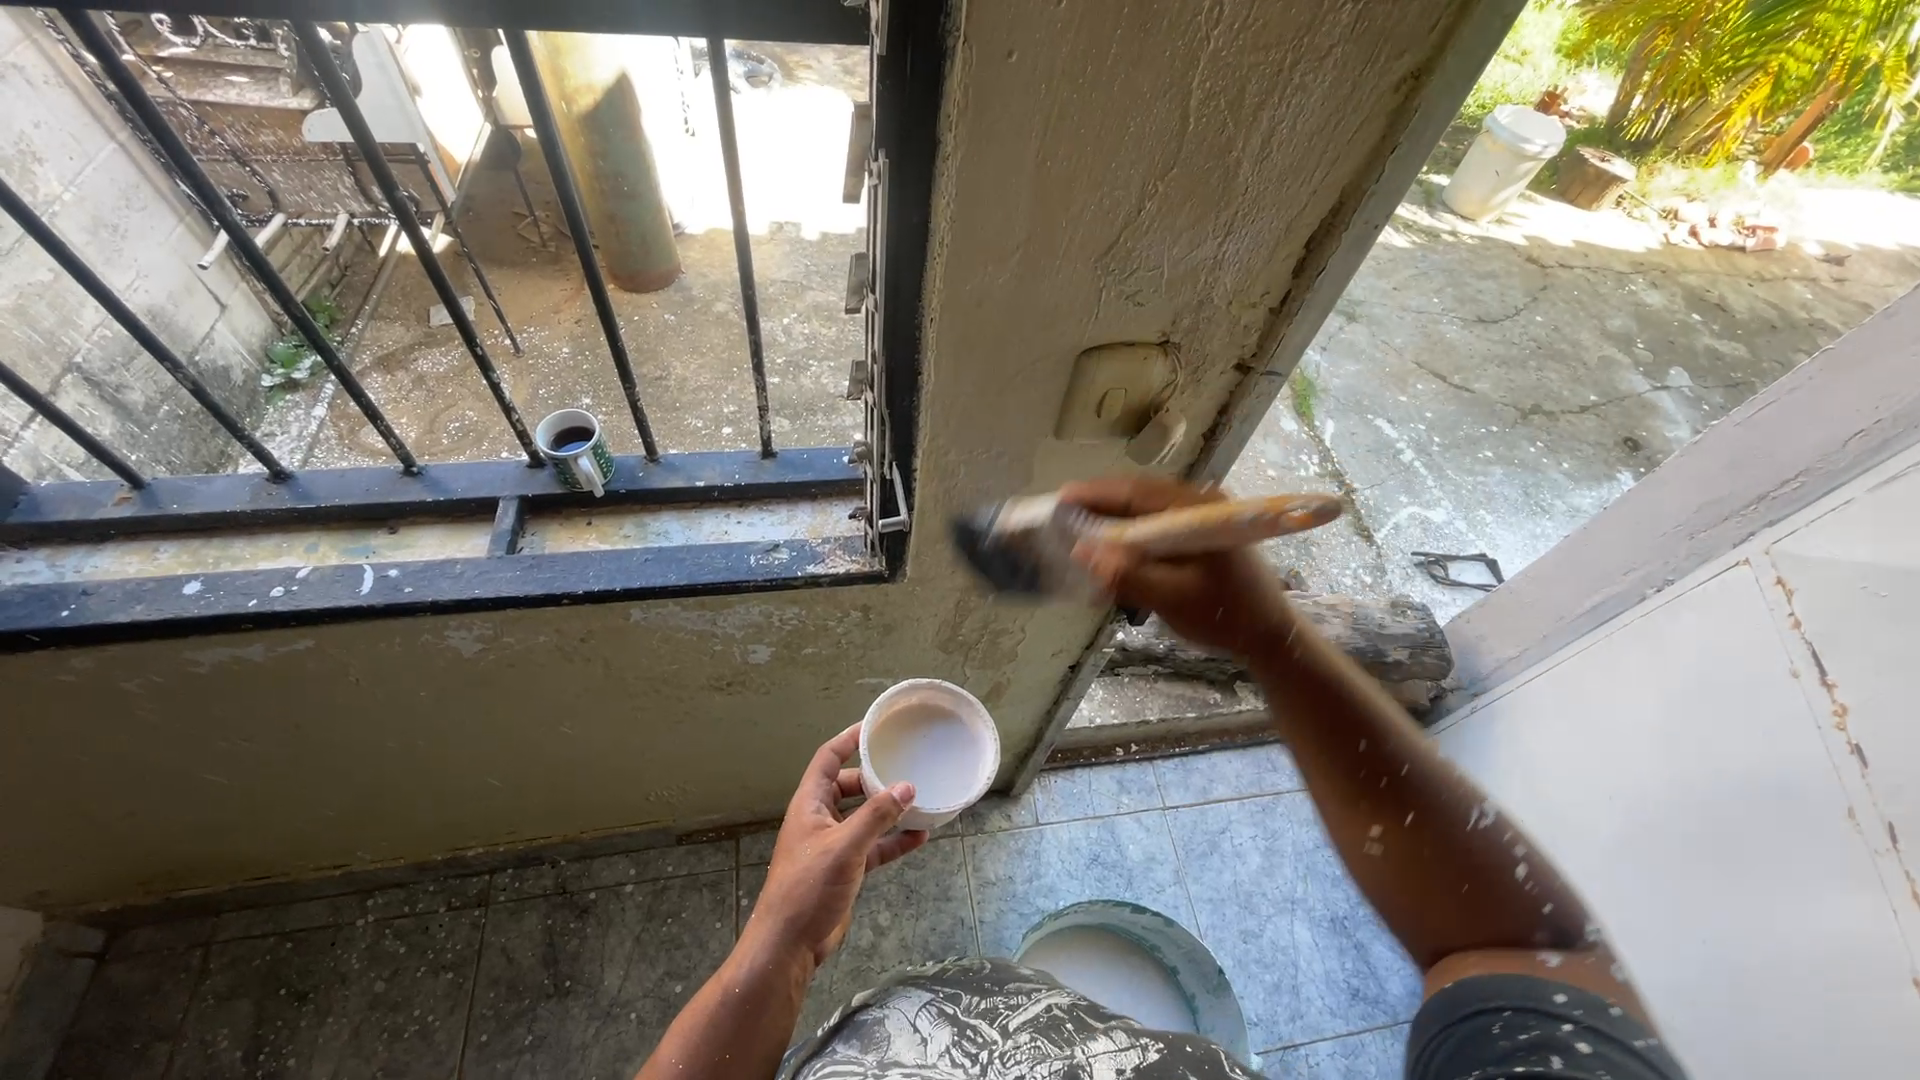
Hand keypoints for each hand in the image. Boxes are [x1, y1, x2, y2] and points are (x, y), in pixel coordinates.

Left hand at [744, 723, 928, 969]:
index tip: (875, 727)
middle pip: (849, 786)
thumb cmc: (808, 887)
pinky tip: (920, 838)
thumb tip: (907, 787)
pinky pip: (873, 846)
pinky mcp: (845, 869)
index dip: (849, 739)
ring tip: (919, 800)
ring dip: (888, 811)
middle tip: (905, 768)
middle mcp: (820, 819)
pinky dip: (893, 842)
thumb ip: (876, 817)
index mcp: (809, 804)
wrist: (790, 945)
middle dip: (875, 778)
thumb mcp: (844, 847)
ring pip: (864, 817)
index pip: (828, 759)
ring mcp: (833, 845)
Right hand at [1062, 474, 1294, 657]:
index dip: (1095, 495)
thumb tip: (1081, 552)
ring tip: (1077, 531)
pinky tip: (1109, 550)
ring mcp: (1199, 517)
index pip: (1137, 492)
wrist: (1269, 634)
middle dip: (1098, 505)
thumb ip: (1128, 575)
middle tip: (1060, 516)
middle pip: (1138, 496)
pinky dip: (1128, 534)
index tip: (1060, 500)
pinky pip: (1154, 525)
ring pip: (1144, 510)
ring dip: (1111, 520)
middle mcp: (1199, 503)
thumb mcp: (1173, 598)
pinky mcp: (1198, 534)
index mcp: (1197, 510)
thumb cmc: (1224, 615)